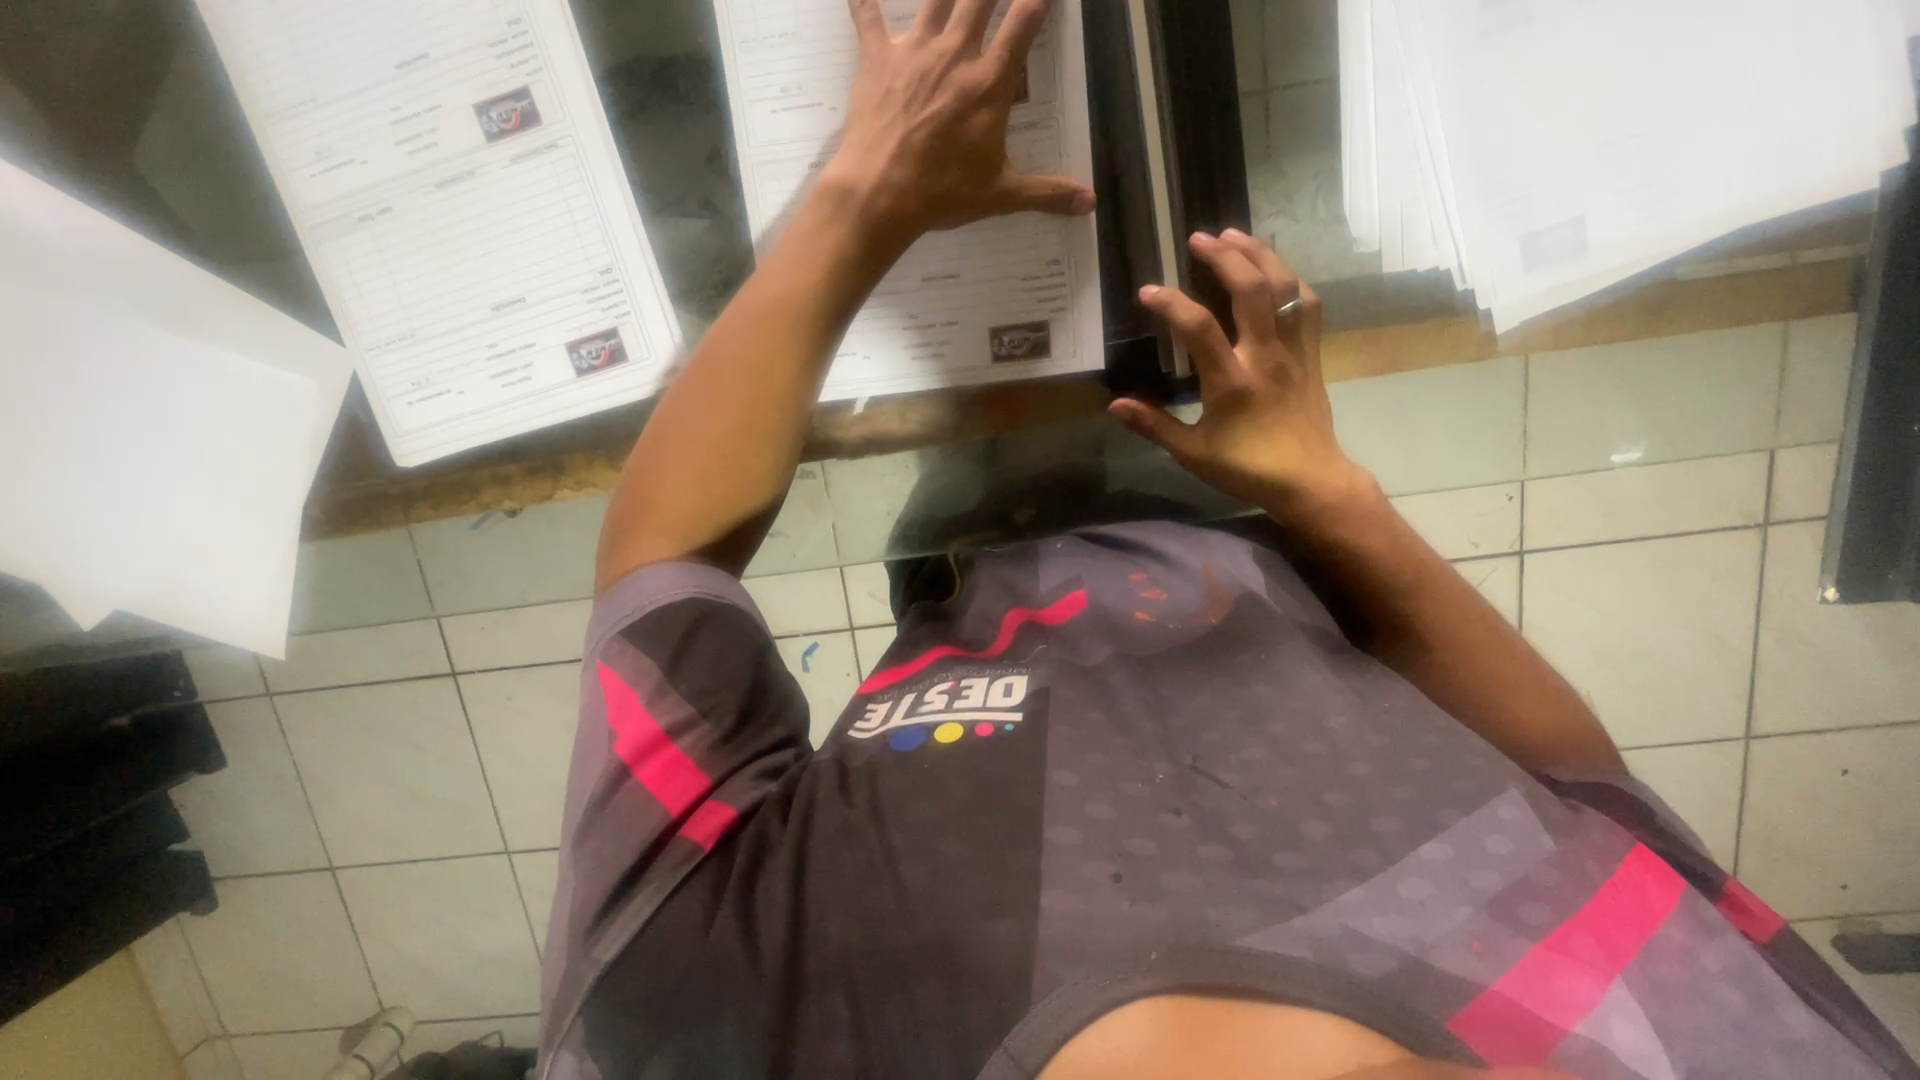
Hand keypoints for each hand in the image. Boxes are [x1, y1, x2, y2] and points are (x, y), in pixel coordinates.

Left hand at [820, 0, 1095, 253]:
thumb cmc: (942, 194)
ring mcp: (913, 52)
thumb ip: (1046, 193)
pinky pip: (866, 14)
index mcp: (989, 85)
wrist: (880, 195)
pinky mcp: (876, 59)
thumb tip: (1089, 203)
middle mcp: (955, 55)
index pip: (1024, 23)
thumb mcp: (1000, 195)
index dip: (1037, 0)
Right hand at [1110, 230, 1377, 524]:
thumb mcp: (1193, 453)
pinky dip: (1291, 279)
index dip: (1172, 304)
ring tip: (1235, 235)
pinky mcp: (1312, 354)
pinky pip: (1307, 304)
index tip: (1149, 291)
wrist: (1310, 480)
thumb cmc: (1246, 469)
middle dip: (1224, 256)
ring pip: (1285, 288)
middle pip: (1251, 290)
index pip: (1199, 328)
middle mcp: (1265, 356)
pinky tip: (1275, 268)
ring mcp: (1294, 351)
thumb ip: (1154, 425)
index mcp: (1231, 382)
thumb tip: (1115, 404)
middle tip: (1198, 238)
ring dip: (1260, 255)